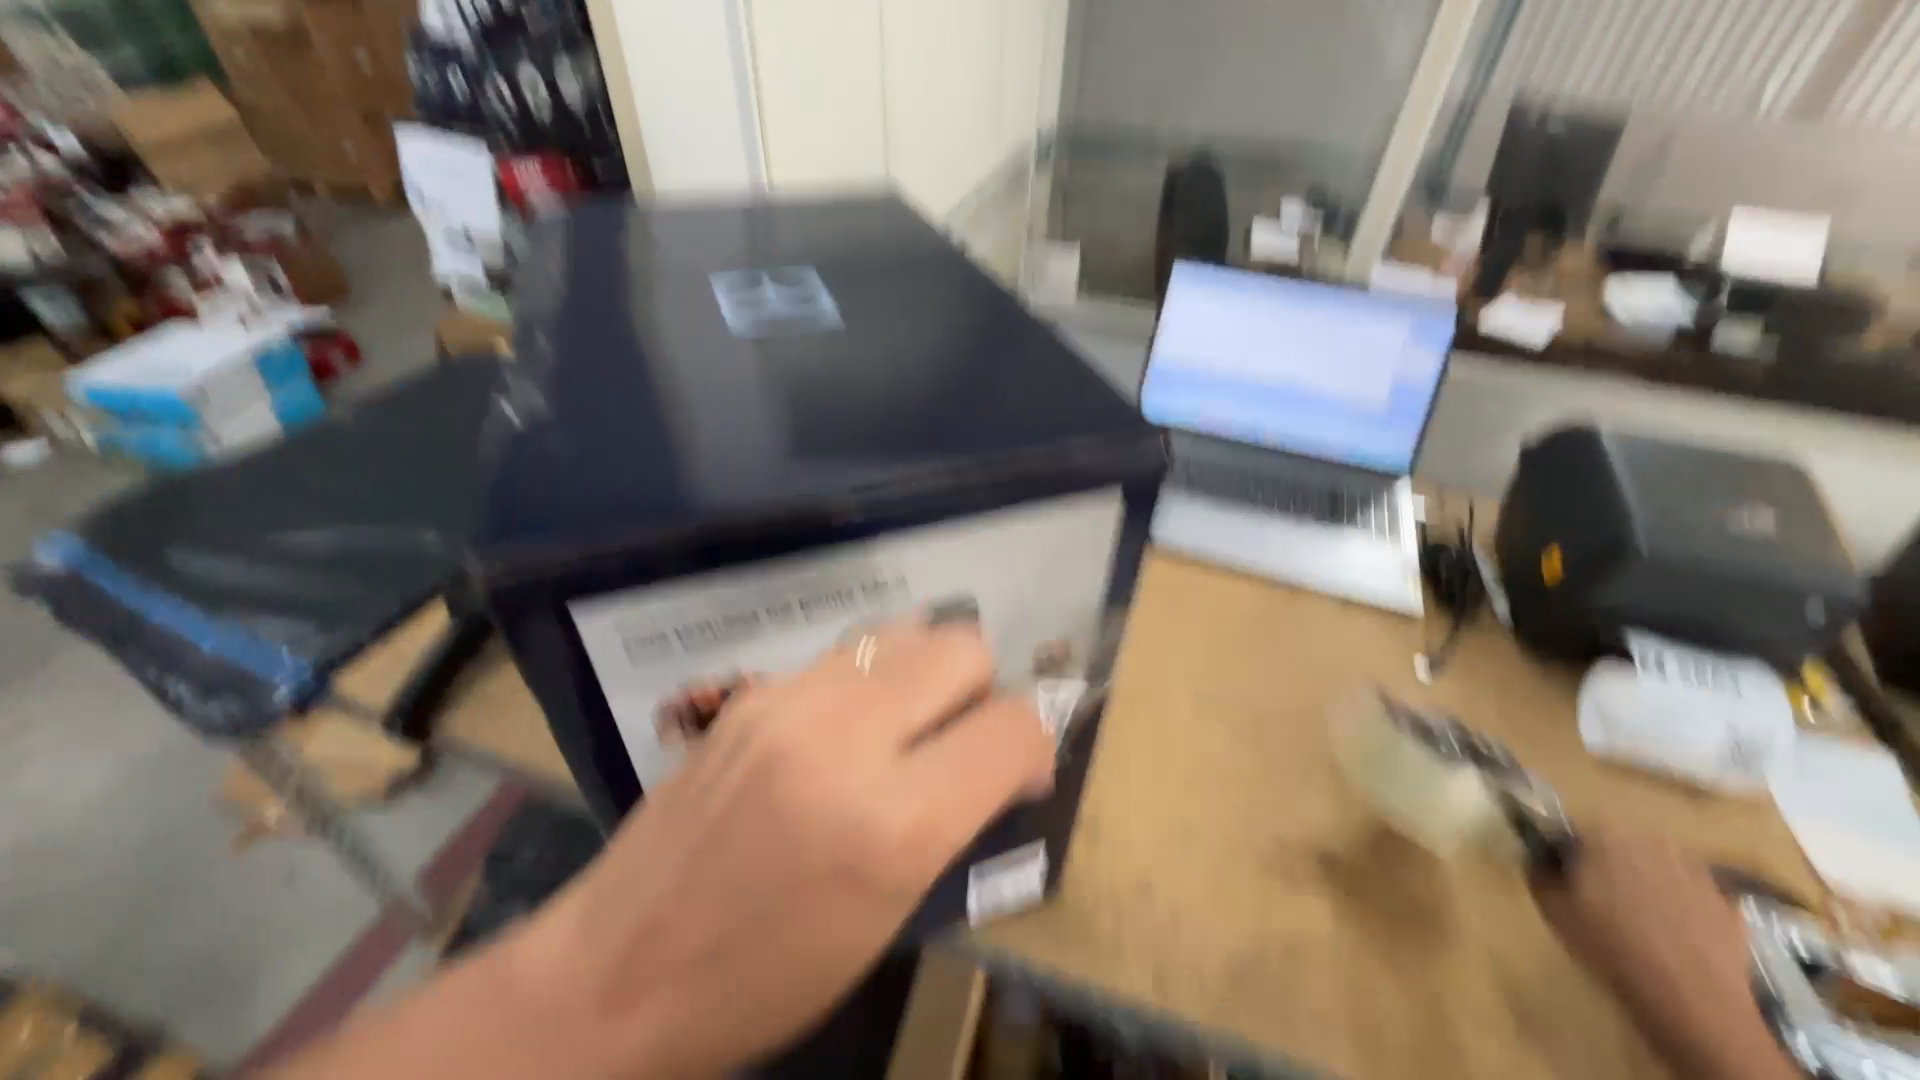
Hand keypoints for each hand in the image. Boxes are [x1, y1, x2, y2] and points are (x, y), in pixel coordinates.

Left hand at [519, 620, 1056, 1076]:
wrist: (617, 971)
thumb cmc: (769, 975)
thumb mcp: (889, 919)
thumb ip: (957, 822)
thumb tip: (1006, 763)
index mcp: (893, 822)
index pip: (1014, 728)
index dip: (1035, 747)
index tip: (1019, 776)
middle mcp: (845, 737)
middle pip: (963, 648)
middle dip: (983, 692)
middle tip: (960, 745)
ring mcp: (788, 702)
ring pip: (904, 633)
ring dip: (927, 674)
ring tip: (907, 728)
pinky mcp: (749, 693)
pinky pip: (843, 655)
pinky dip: (869, 681)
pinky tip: (844, 731)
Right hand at [1532, 829, 1797, 1079]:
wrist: (1690, 998)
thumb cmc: (1610, 946)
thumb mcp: (1553, 909)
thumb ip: (1539, 872)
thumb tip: (1540, 858)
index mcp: (1606, 836)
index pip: (1576, 829)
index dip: (1567, 851)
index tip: (1563, 874)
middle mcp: (1653, 841)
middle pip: (1622, 843)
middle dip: (1610, 863)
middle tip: (1600, 896)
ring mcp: (1698, 870)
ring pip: (1660, 866)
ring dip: (1648, 880)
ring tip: (1640, 916)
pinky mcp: (1728, 902)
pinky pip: (1694, 894)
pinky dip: (1683, 905)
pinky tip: (1675, 933)